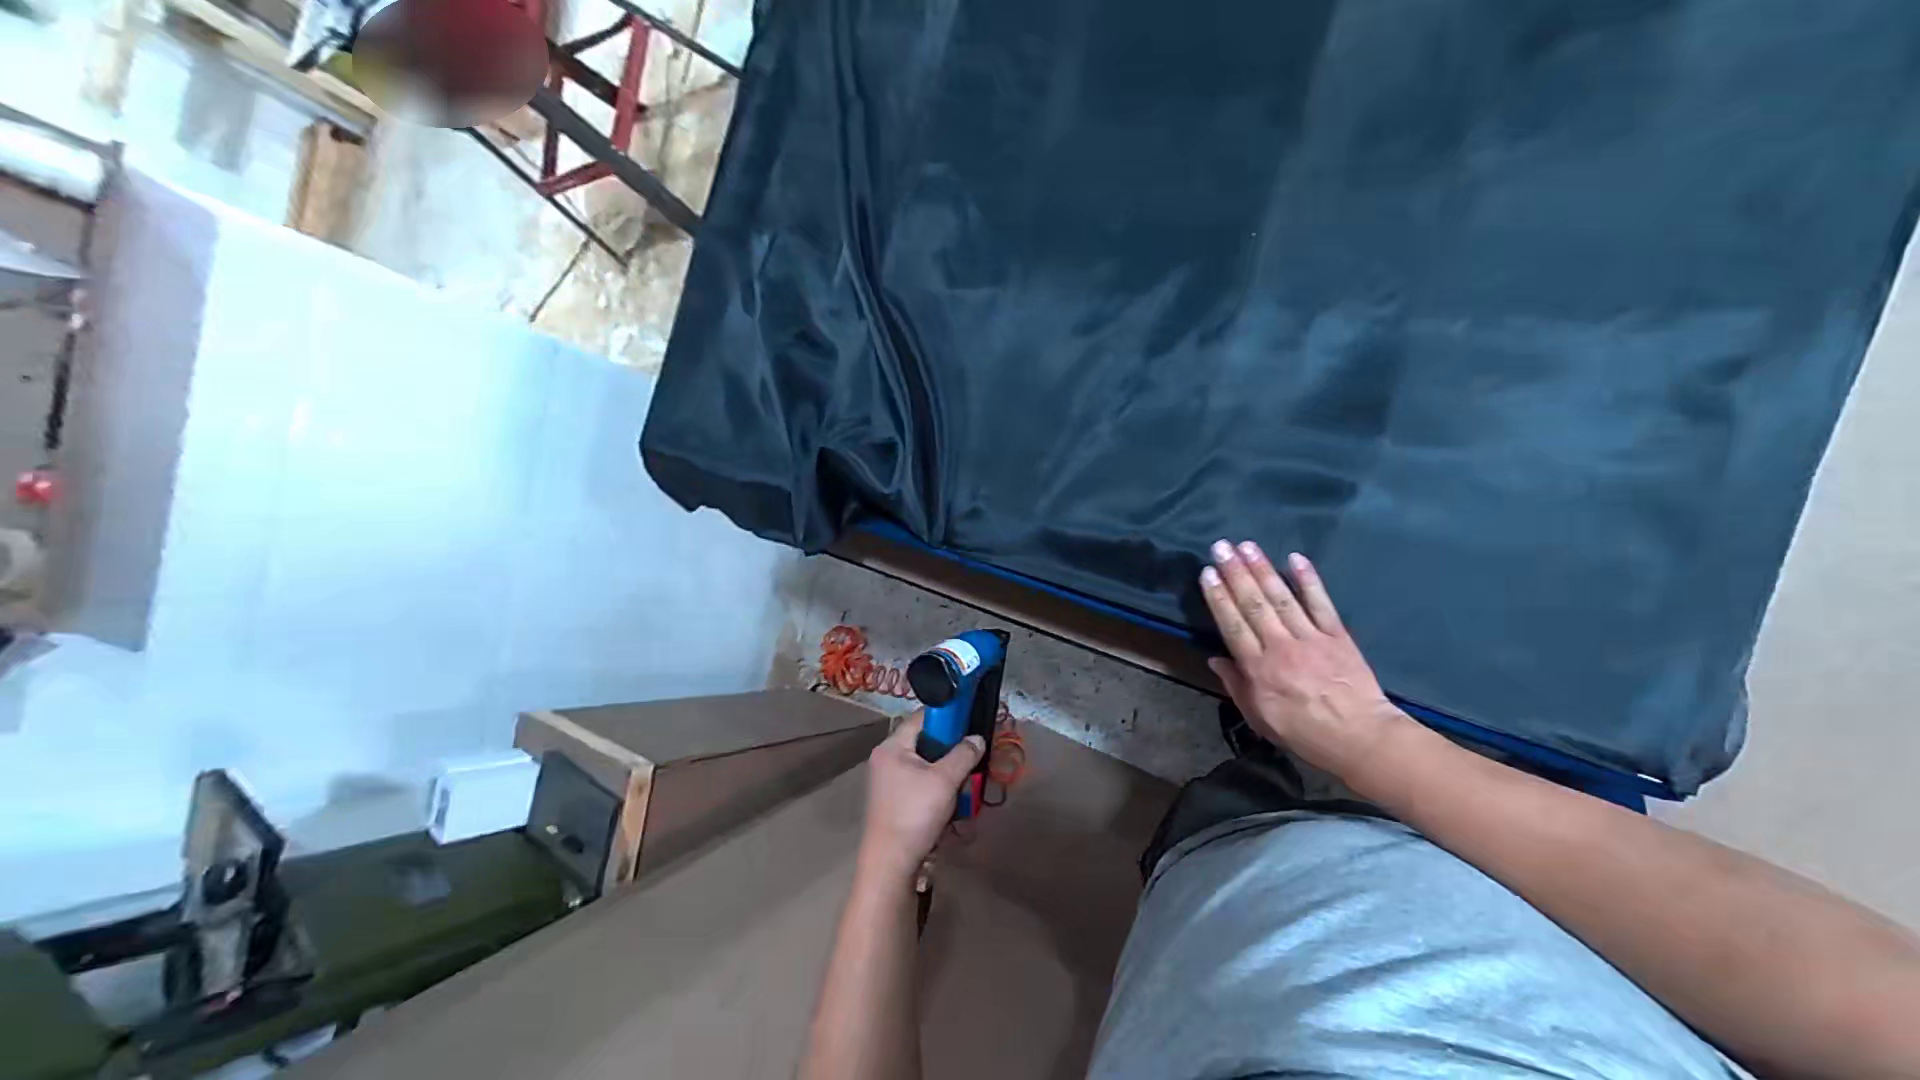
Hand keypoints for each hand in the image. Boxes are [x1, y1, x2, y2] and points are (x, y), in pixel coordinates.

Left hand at [858, 712, 984, 881]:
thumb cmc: (915, 814)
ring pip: (925, 765)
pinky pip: (920, 783)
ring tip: (964, 783)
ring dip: (947, 772)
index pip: (922, 717)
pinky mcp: (893, 801)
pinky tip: (951, 802)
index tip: (970, 723)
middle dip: (951, 750)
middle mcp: (886, 758)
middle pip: (925, 742)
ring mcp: (888, 781)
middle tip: (971, 758)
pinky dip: (937, 788)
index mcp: (892, 746)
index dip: (947, 717)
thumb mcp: (945, 780)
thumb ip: (964, 754)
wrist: (890, 863)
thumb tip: (977, 738)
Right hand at [1199, 540, 1407, 779]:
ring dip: (1263, 569)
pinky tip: (1295, 558)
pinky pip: (1320, 603)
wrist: (1360, 738)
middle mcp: (1281, 647)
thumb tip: (1215, 659)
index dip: (1219, 597)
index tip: (1208, 573)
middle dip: (1235, 573)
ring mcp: (1310, 638)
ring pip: (1281, 598)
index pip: (1233, 625)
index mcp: (1258, 668)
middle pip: (1254, 604)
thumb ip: (1236, 685)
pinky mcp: (1337, 635)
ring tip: (1247, 546)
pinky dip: (1308, 580)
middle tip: (1221, 547)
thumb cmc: (1303, 732)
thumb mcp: (1258, 717)